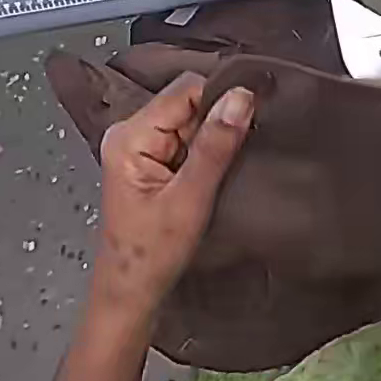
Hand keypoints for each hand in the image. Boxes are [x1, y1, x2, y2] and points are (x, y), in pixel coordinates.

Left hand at [92, 73, 254, 319]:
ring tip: (223, 168)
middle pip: (187, 101)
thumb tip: (241, 97)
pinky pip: (187, 137)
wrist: (132, 291)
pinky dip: (206, 150)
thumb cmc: (152, 254)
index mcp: (129, 136)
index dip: (220, 99)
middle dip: (217, 122)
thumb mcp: (190, 198)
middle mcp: (129, 131)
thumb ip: (216, 145)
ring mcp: (140, 144)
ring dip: (213, 139)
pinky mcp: (151, 158)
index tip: (250, 118)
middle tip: (236, 154)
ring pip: (191, 119)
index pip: (184, 89)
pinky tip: (214, 172)